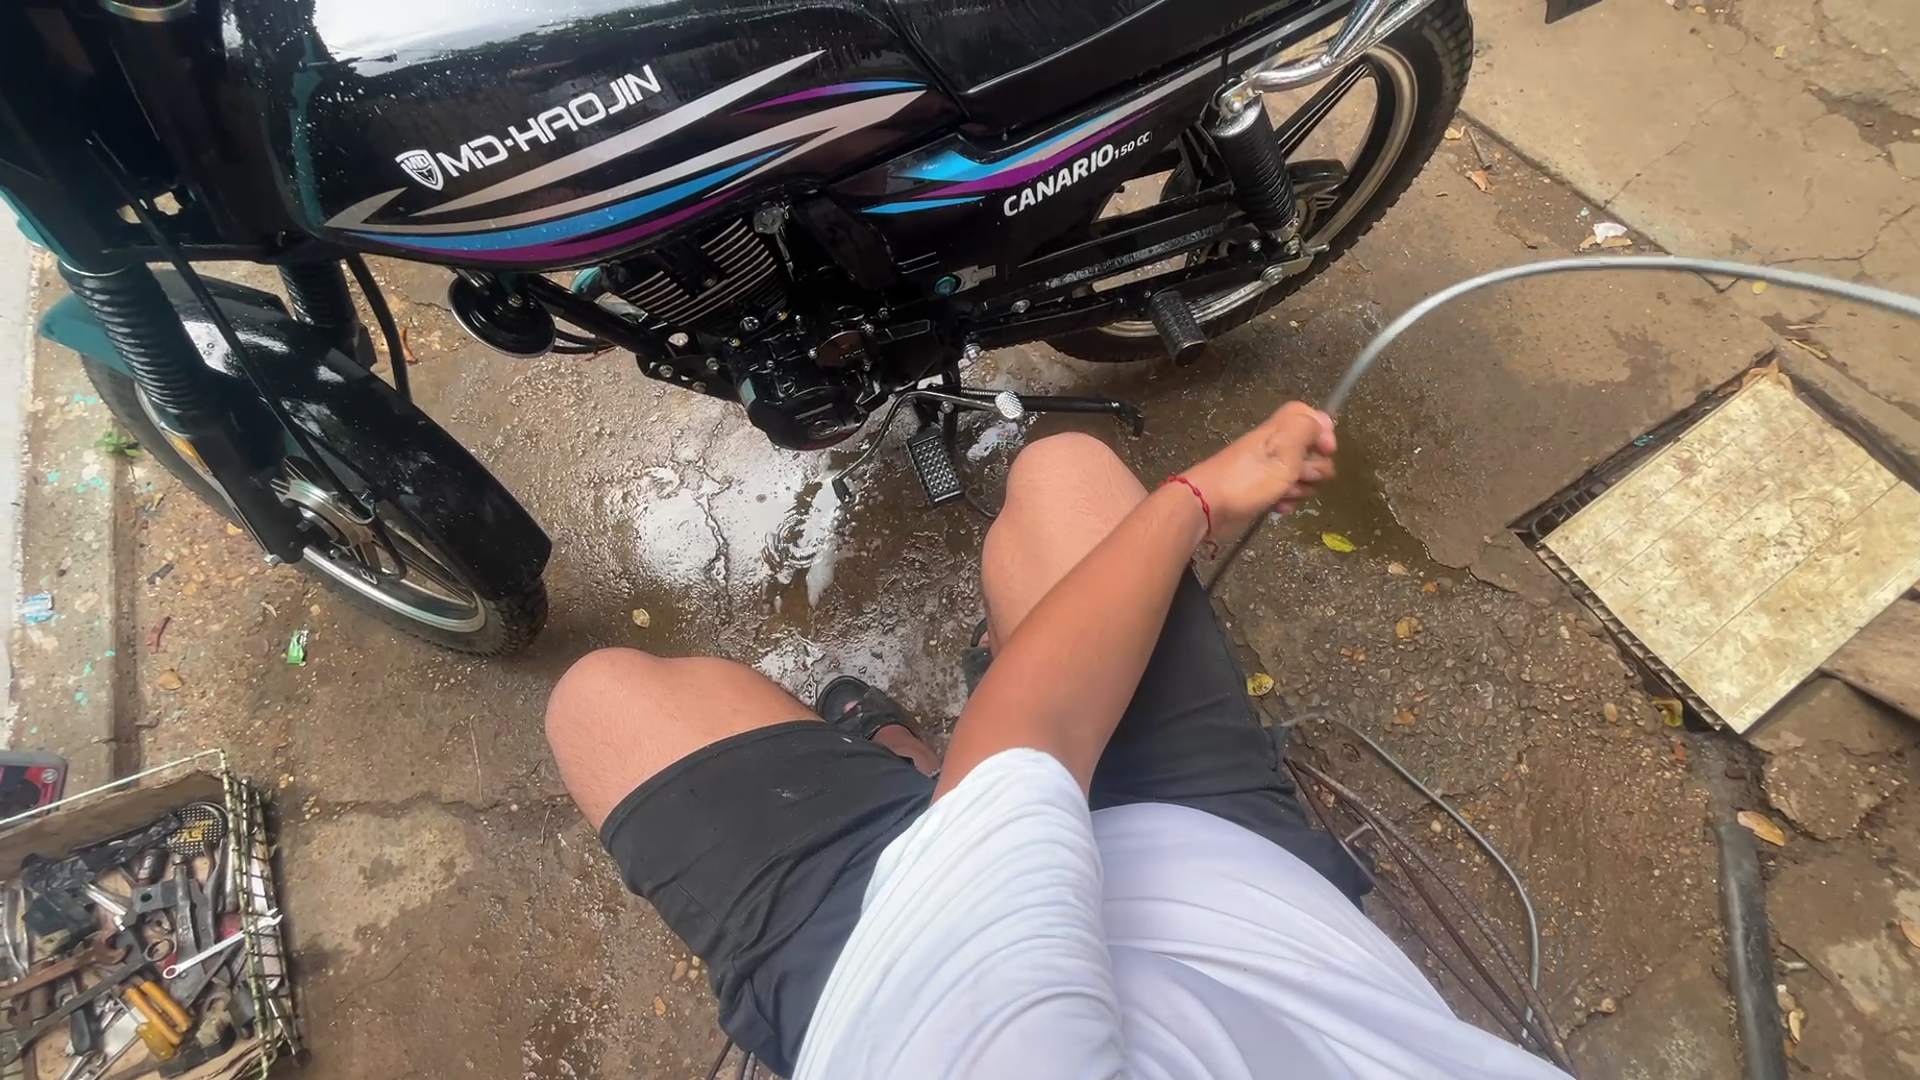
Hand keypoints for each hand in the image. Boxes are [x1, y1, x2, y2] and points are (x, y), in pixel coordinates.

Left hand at [1178, 401, 1335, 543]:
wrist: (1207, 507)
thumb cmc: (1248, 478)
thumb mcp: (1284, 447)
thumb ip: (1306, 427)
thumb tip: (1322, 419)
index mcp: (1279, 431)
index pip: (1308, 417)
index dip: (1323, 431)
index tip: (1326, 450)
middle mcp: (1272, 447)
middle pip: (1310, 451)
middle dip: (1314, 468)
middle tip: (1301, 476)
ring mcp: (1264, 471)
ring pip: (1299, 476)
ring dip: (1300, 488)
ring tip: (1285, 494)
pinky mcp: (1258, 492)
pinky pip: (1284, 494)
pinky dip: (1285, 501)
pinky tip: (1278, 507)